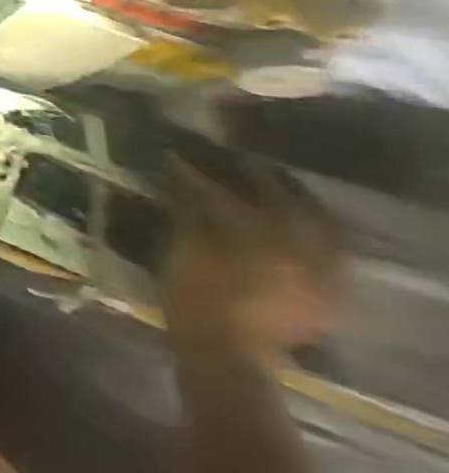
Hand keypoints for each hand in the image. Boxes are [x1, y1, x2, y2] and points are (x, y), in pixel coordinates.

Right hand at [163, 156, 337, 357]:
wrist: (225, 352)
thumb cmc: (194, 295)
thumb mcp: (184, 247)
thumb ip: (187, 209)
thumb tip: (176, 173)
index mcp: (263, 239)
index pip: (230, 193)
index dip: (199, 173)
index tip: (176, 155)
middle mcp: (304, 252)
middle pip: (293, 206)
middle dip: (268, 181)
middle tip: (243, 161)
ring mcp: (322, 275)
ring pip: (322, 230)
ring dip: (300, 205)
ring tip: (277, 189)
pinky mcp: (327, 294)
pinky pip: (330, 255)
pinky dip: (315, 235)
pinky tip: (296, 228)